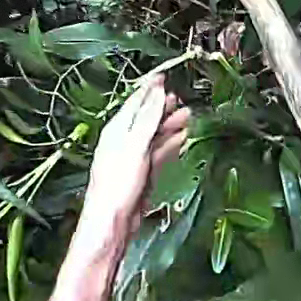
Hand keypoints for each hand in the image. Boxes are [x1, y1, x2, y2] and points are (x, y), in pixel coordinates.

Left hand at [82, 73, 190, 232]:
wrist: (112, 225)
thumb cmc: (117, 186)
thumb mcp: (135, 147)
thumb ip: (148, 119)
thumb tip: (158, 91)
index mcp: (116, 130)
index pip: (135, 102)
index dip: (150, 88)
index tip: (164, 75)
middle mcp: (123, 141)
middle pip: (146, 118)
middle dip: (163, 106)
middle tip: (181, 98)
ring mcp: (133, 158)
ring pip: (154, 135)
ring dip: (170, 125)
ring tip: (189, 116)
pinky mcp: (142, 174)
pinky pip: (159, 153)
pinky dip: (171, 144)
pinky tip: (183, 139)